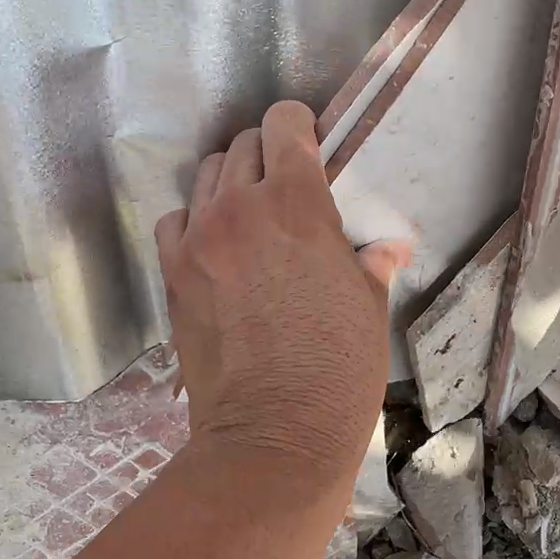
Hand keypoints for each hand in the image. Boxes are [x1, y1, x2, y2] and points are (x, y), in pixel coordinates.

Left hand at [155, 101, 409, 471]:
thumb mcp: (369, 308)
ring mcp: (199, 238)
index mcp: (298, 203)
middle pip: (242, 145)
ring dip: (229, 183)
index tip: (308, 144)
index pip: (284, 124)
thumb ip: (370, 262)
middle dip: (265, 154)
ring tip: (247, 216)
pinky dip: (194, 221)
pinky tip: (214, 249)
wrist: (274, 434)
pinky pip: (175, 220)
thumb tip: (387, 247)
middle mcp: (241, 206)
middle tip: (282, 187)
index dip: (297, 125)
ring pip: (205, 176)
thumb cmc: (338, 370)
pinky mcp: (172, 272)